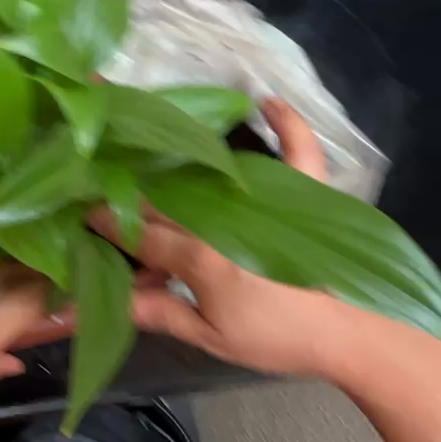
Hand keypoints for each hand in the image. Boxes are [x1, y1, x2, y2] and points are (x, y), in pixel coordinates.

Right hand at [91, 98, 399, 380]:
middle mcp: (228, 220)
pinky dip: (288, 125)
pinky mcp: (308, 195)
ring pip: (211, 175)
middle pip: (168, 203)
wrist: (358, 337)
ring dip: (176, 167)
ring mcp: (269, 202)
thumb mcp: (208, 335)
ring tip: (146, 159)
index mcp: (202, 257)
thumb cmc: (278, 338)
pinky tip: (267, 102)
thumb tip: (91, 307)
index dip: (110, 227)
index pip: (143, 237)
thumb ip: (155, 313)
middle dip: (131, 198)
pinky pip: (299, 151)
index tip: (82, 214)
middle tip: (104, 191)